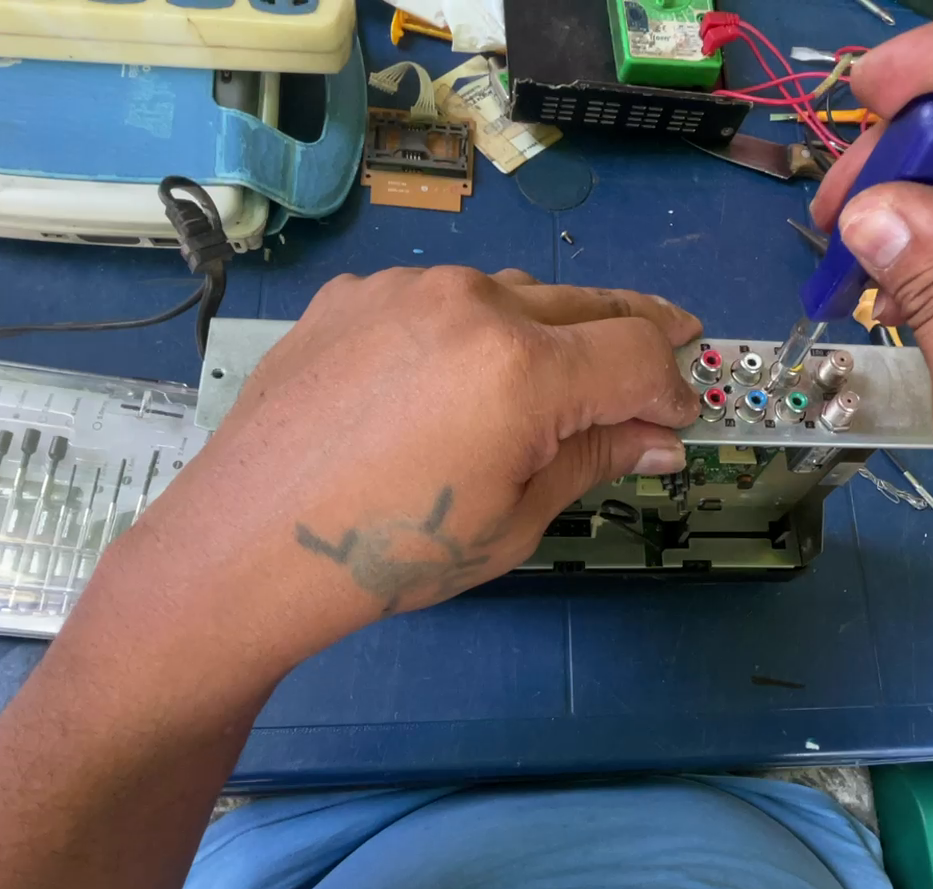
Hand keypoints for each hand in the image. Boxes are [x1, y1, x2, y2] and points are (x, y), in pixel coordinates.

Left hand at [81, 267, 700, 678]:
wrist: (249, 547)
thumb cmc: (397, 555)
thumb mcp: (515, 520)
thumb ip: (594, 460)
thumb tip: (663, 438)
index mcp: (521, 370)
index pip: (637, 355)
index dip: (672, 387)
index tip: (682, 417)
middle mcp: (470, 302)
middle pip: (589, 303)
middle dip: (641, 332)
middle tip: (676, 345)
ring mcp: (404, 289)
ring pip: (516, 294)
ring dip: (558, 329)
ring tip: (567, 369)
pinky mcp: (355, 296)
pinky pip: (442, 301)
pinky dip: (476, 330)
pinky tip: (455, 377)